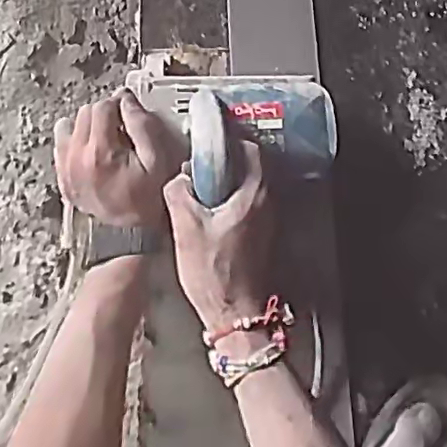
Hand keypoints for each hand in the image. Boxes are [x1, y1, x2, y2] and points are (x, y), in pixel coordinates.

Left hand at [55, 90, 180, 230]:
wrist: (131, 236)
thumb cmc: (148, 198)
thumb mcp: (156, 160)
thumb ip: (142, 125)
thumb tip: (126, 100)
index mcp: (99, 151)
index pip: (102, 106)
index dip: (119, 103)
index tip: (131, 112)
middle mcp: (75, 157)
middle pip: (85, 113)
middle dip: (104, 114)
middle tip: (123, 128)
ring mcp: (65, 169)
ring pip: (70, 126)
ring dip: (89, 126)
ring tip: (107, 139)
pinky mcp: (62, 178)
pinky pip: (62, 145)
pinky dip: (76, 141)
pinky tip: (94, 151)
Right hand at [162, 140, 275, 330]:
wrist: (236, 314)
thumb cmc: (214, 273)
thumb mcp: (186, 228)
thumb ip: (179, 193)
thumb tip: (178, 178)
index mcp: (254, 193)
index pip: (250, 148)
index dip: (229, 136)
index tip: (209, 133)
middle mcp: (268, 201)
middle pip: (252, 163)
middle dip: (228, 154)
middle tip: (202, 154)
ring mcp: (268, 218)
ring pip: (251, 181)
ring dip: (230, 174)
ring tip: (202, 177)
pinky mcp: (262, 232)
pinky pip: (249, 199)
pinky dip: (233, 192)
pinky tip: (210, 202)